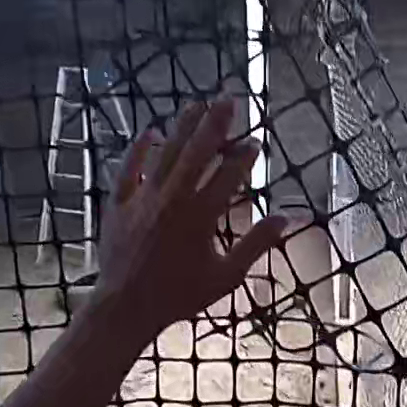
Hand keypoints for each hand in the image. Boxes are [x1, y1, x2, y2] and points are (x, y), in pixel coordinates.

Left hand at [86, 99, 288, 345]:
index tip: (255, 142)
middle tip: (229, 99)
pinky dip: (139, 149)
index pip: (229, 175)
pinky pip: (129, 168)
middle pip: (198, 152)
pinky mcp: (120, 203)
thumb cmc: (180, 295)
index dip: (244, 156)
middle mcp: (174, 199)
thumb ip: (257, 244)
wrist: (126, 308)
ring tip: (197, 104)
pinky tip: (149, 131)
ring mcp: (144, 198)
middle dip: (216, 124)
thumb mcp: (227, 276)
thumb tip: (286, 217)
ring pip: (166, 153)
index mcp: (202, 216)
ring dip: (183, 127)